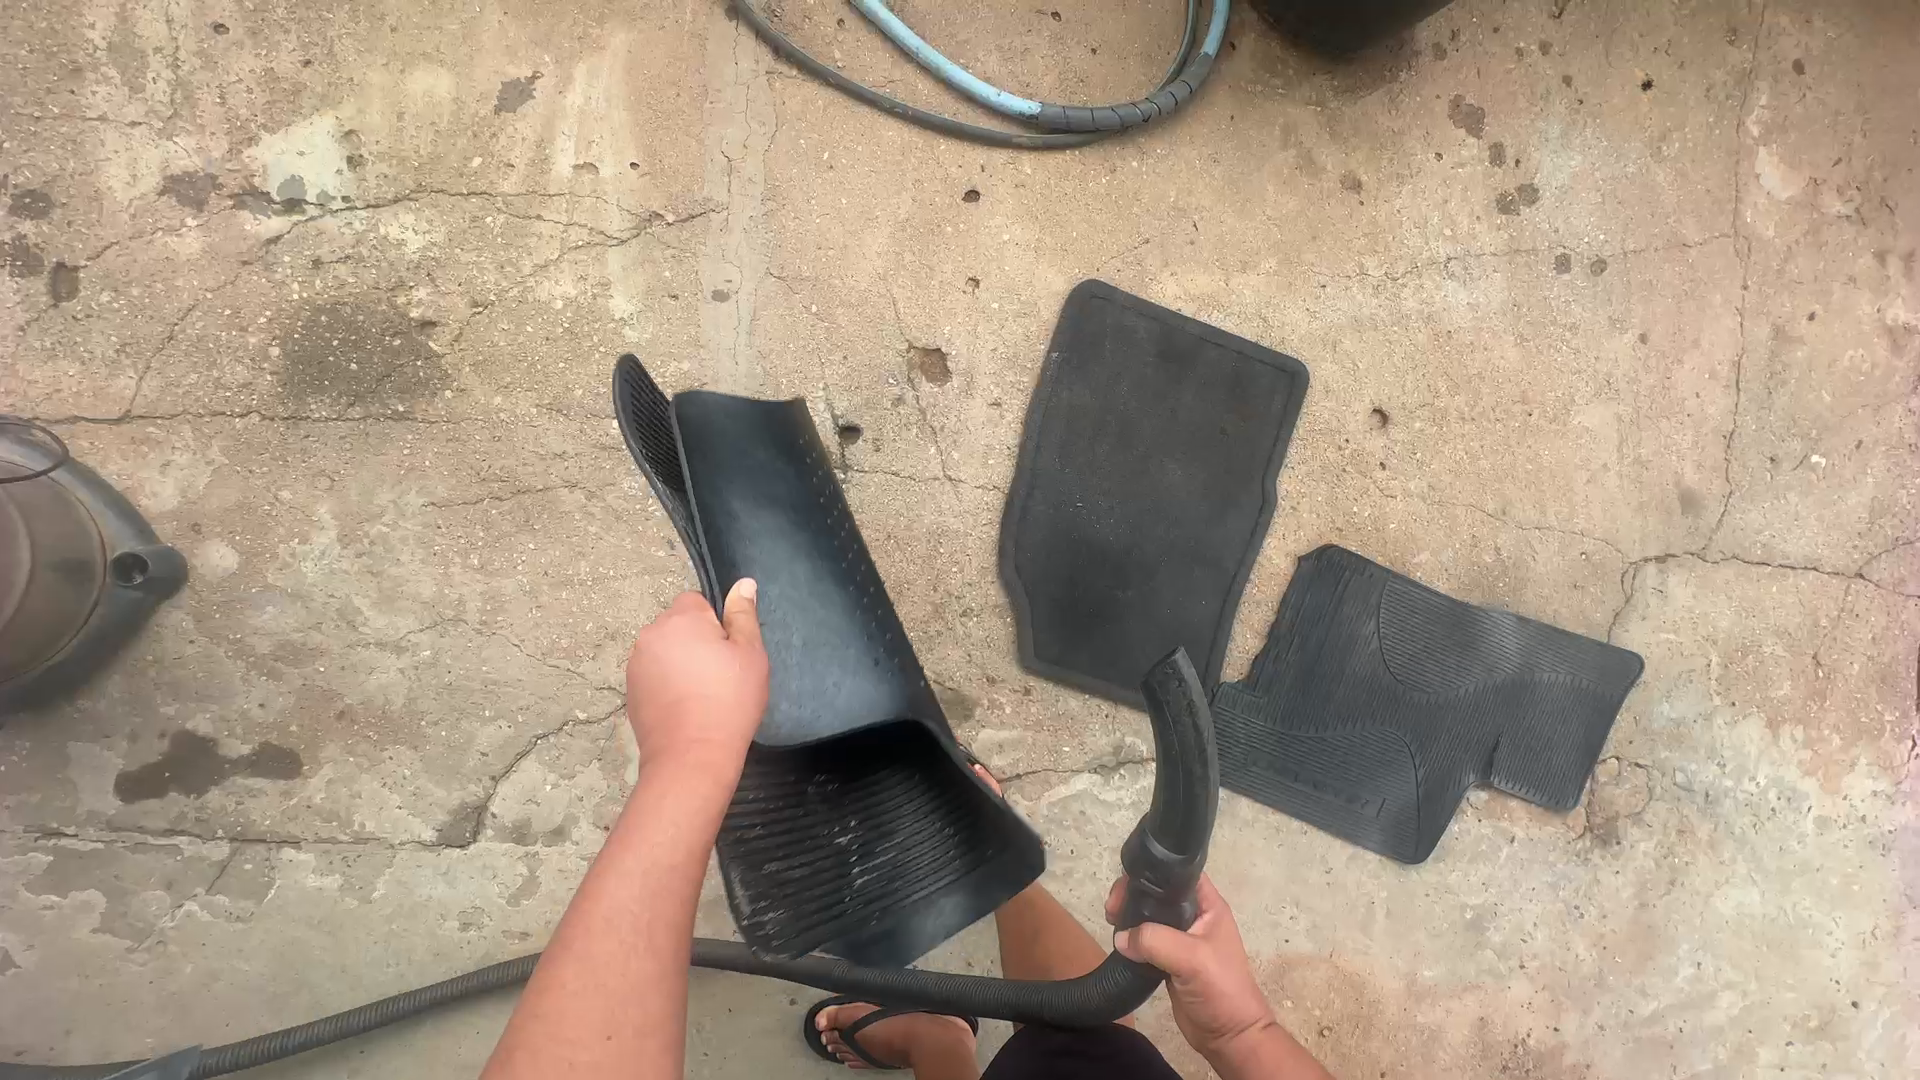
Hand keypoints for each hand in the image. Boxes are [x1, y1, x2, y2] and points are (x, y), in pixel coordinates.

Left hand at [625, 580, 767, 772]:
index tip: (728, 649)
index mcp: (681, 619)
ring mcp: (636, 663)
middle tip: (720, 671)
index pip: (696, 600)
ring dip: (681, 660)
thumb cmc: (729, 701)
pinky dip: (668, 681)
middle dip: (696, 640)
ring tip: (703, 691)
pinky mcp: (630, 690)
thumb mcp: (750, 654)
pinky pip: (654, 672)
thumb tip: (744, 583)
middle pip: (678, 624)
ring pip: (666, 649)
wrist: (692, 755)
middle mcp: (651, 635)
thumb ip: (744, 614)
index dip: (715, 622)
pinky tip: (686, 704)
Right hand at [1105, 874, 1279, 1062]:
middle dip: (1133, 894)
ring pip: (1149, 914)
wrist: (1229, 1037)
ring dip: (1128, 915)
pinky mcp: (1169, 958)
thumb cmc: (1221, 989)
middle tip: (1113, 908)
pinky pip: (1145, 939)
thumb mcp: (1191, 958)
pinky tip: (1118, 941)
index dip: (1153, 871)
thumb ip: (1154, 940)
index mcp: (1207, 905)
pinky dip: (1130, 937)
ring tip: (1111, 921)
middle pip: (1157, 892)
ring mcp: (1180, 938)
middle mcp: (1193, 916)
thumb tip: (1120, 937)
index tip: (1126, 882)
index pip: (1178, 874)